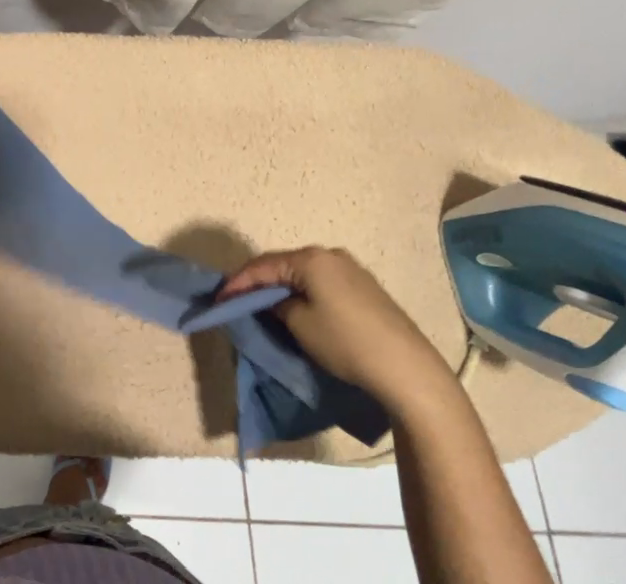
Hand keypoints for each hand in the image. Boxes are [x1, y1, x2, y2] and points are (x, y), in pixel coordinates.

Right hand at [219, 246, 456, 414]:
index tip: (219, 300)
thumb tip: (270, 300)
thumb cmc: (345, 342)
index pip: (262, 265)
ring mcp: (352, 270)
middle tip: (237, 300)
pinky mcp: (365, 288)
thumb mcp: (299, 324)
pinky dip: (303, 292)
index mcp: (311, 258)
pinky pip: (322, 283)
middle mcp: (331, 255)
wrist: (407, 369)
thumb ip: (276, 305)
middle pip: (283, 264)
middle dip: (258, 282)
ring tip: (262, 305)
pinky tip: (296, 306)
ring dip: (281, 287)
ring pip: (303, 273)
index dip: (237, 283)